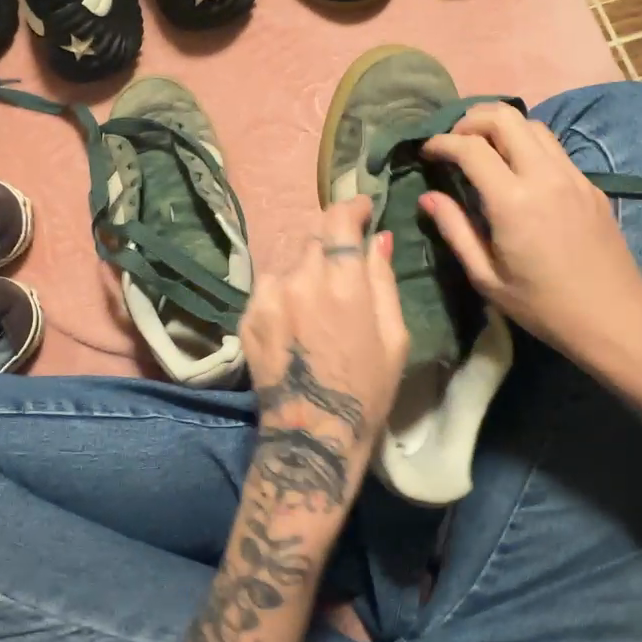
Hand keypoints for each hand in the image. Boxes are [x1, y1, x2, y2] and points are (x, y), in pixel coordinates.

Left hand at [240, 196, 408, 459]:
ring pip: (288, 262)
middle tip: (343, 264)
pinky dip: (284, 291)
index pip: (339, 221)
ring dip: (305, 268)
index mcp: (343, 283)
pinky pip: (268, 287)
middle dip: (330, 242)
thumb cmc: (366, 389)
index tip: (361, 209)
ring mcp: (268, 298)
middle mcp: (300, 280)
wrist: (312, 435)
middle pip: (312, 238)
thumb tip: (378, 239)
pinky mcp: (248, 317)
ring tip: (318, 300)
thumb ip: (382, 281)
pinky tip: (297, 319)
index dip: (350, 207)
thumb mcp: (393, 336)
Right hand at [420, 102, 641, 368]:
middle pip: (505, 117)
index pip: (471, 147)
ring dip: (501, 127)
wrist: (614, 317)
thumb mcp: (487, 277)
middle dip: (471, 120)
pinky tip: (516, 170)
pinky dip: (526, 144)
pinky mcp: (589, 184)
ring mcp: (572, 176)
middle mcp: (544, 176)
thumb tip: (428, 197)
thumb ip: (455, 230)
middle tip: (453, 142)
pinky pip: (553, 147)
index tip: (426, 152)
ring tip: (482, 150)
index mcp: (513, 201)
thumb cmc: (543, 306)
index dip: (442, 142)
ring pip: (532, 125)